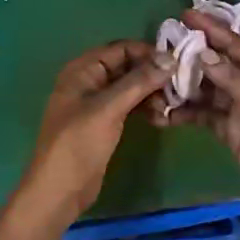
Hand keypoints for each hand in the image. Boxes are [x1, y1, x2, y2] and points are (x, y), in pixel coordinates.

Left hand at [17, 40, 169, 221]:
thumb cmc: (78, 143)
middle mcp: (89, 80)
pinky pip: (129, 105)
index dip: (148, 52)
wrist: (60, 190)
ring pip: (130, 87)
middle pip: (127, 66)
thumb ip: (138, 81)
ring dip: (151, 92)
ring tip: (172, 105)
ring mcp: (97, 103)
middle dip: (152, 74)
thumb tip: (169, 58)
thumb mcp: (108, 108)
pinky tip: (161, 116)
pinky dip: (144, 107)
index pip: (121, 48)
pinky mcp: (105, 122)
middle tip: (179, 87)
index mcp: (83, 69)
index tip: (176, 63)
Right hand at [168, 10, 239, 229]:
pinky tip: (165, 112)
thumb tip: (205, 55)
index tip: (186, 16)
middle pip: (220, 67)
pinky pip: (205, 116)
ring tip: (157, 81)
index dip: (213, 30)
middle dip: (193, 56)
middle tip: (162, 49)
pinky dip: (186, 113)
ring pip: (209, 91)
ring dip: (186, 86)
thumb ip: (238, 83)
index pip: (238, 47)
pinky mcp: (232, 135)